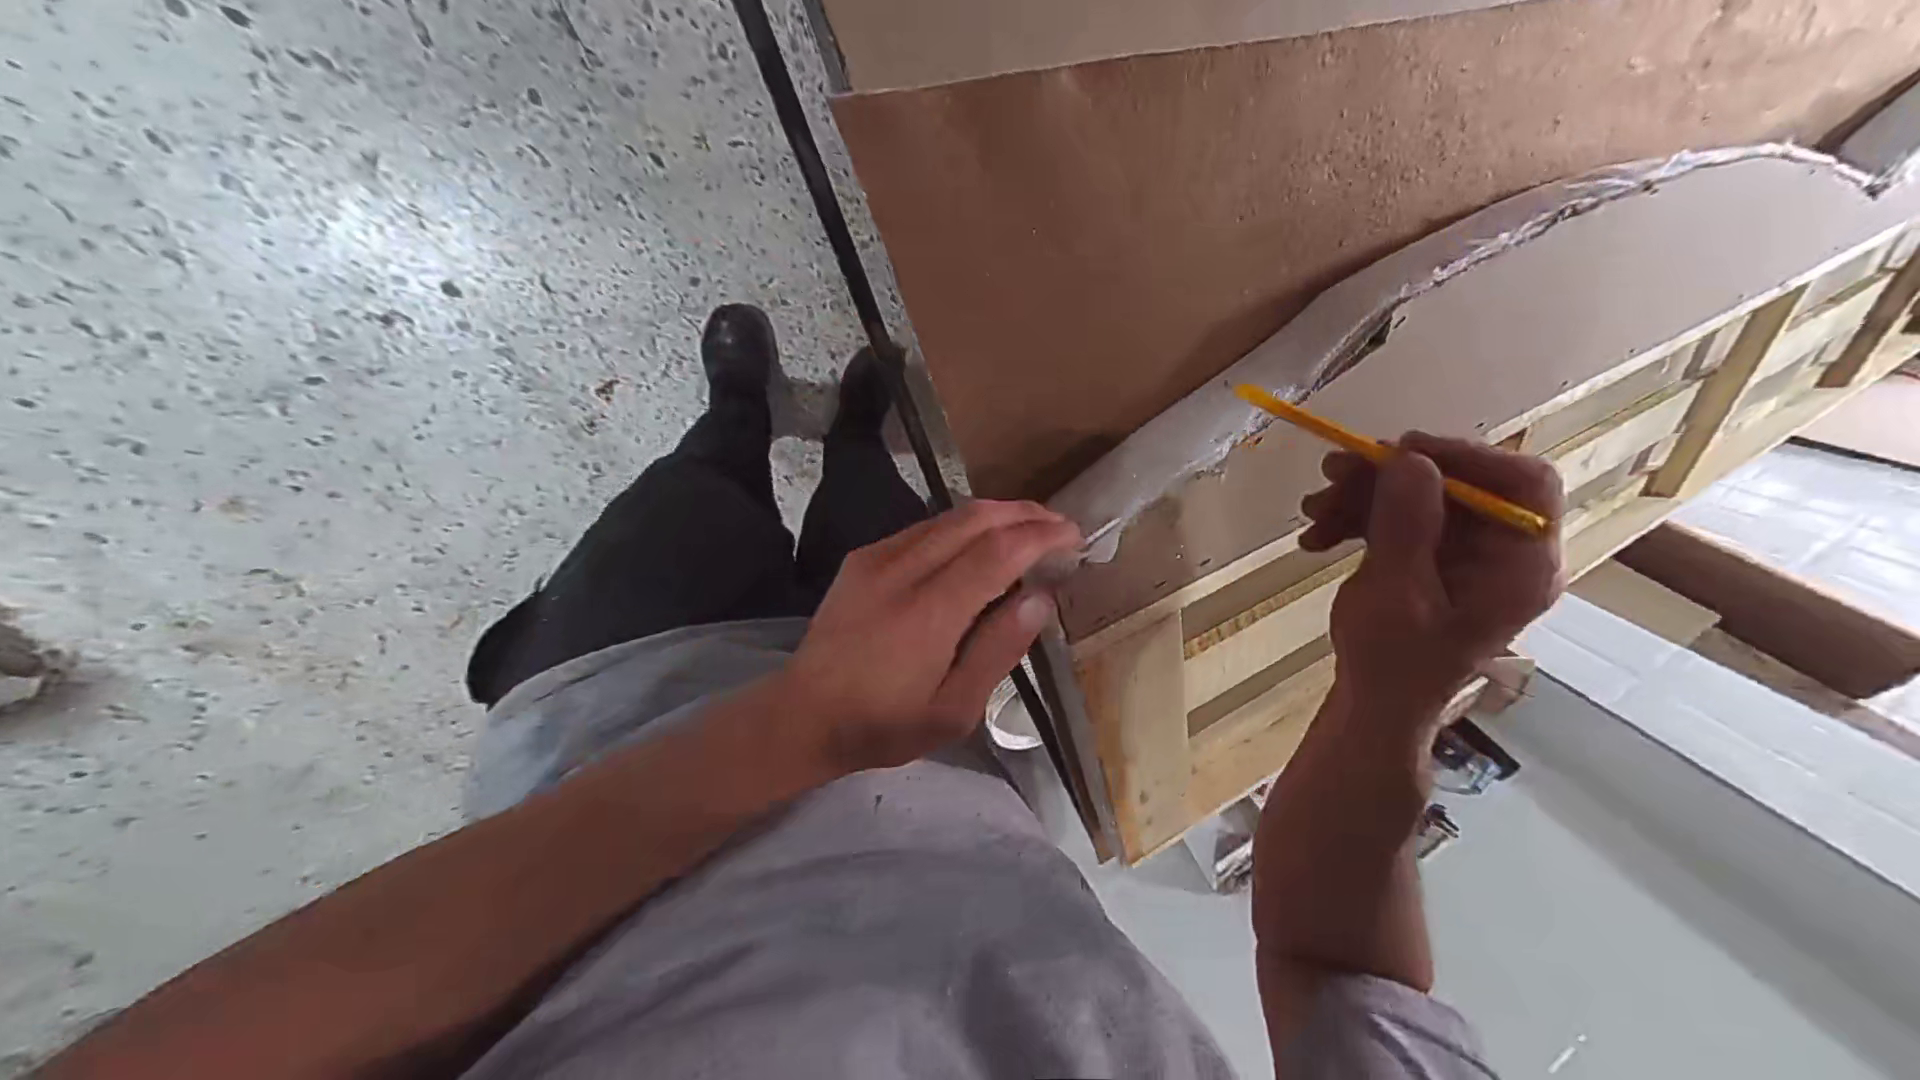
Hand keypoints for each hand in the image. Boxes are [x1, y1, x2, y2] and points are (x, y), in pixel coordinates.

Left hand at [779, 500, 1082, 772]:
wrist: (802, 715)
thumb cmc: (884, 725)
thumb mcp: (954, 710)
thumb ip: (999, 650)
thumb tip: (1040, 598)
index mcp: (928, 613)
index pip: (997, 551)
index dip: (1040, 536)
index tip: (1073, 536)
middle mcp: (901, 571)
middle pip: (974, 518)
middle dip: (1024, 514)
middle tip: (1059, 527)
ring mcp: (876, 558)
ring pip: (948, 516)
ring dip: (996, 515)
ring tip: (1029, 530)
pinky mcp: (862, 558)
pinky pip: (923, 528)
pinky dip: (962, 526)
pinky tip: (979, 543)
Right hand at [1300, 432, 1564, 717]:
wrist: (1373, 700)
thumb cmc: (1391, 661)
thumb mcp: (1395, 593)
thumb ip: (1406, 526)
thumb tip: (1406, 459)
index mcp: (1519, 565)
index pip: (1522, 484)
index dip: (1465, 456)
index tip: (1399, 451)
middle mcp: (1499, 551)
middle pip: (1456, 485)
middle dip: (1388, 478)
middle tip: (1331, 473)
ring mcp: (1462, 553)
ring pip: (1417, 497)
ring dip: (1359, 497)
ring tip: (1312, 511)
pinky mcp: (1427, 556)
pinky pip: (1396, 518)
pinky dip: (1354, 520)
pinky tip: (1317, 537)